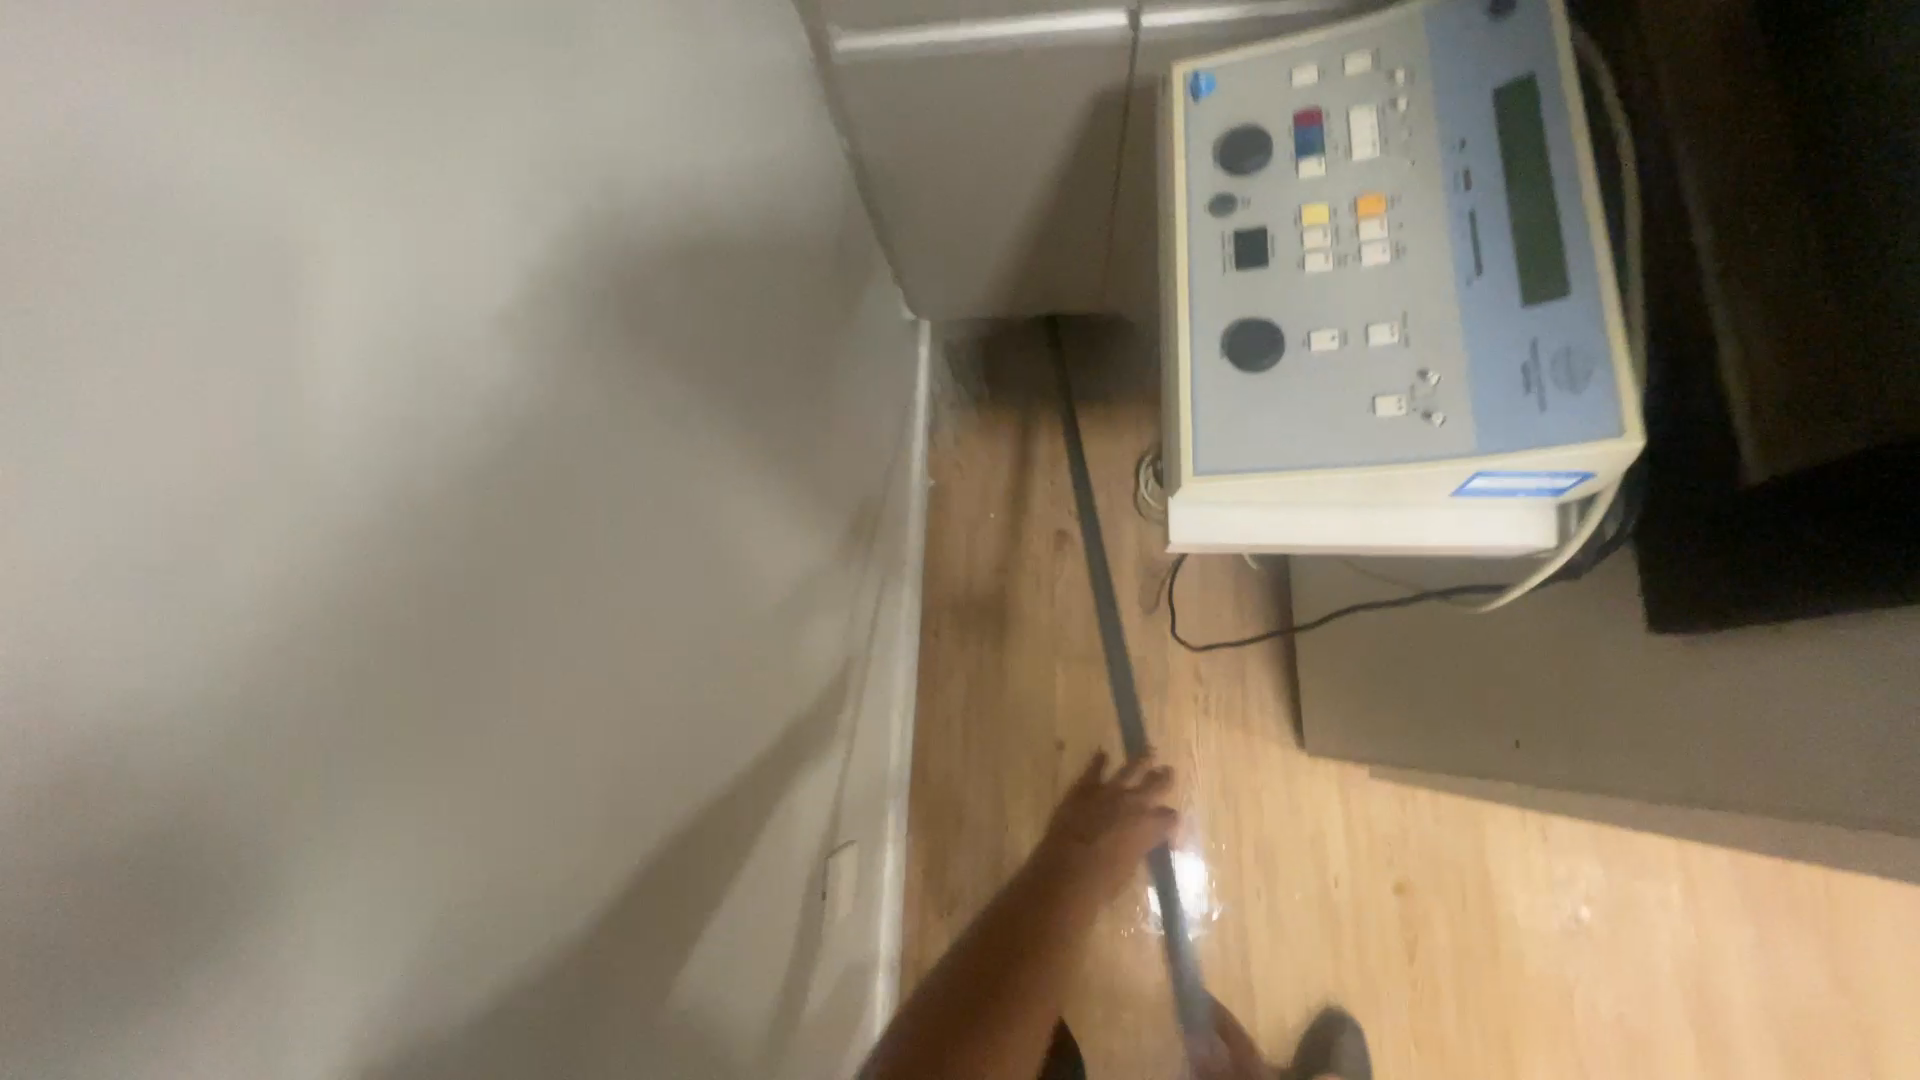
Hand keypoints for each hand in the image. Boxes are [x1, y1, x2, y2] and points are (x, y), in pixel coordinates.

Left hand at [1030, 750, 1179, 904]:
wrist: (1068, 868)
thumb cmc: (1104, 880)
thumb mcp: (1130, 868)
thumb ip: (1138, 849)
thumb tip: (1139, 844)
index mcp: (1151, 827)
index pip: (1170, 818)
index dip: (1170, 821)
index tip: (1169, 825)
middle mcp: (1135, 803)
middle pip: (1156, 785)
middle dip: (1163, 778)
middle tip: (1168, 770)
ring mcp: (1109, 791)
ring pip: (1130, 769)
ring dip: (1140, 760)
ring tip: (1148, 750)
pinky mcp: (1085, 788)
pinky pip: (1094, 769)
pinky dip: (1098, 761)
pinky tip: (1102, 753)